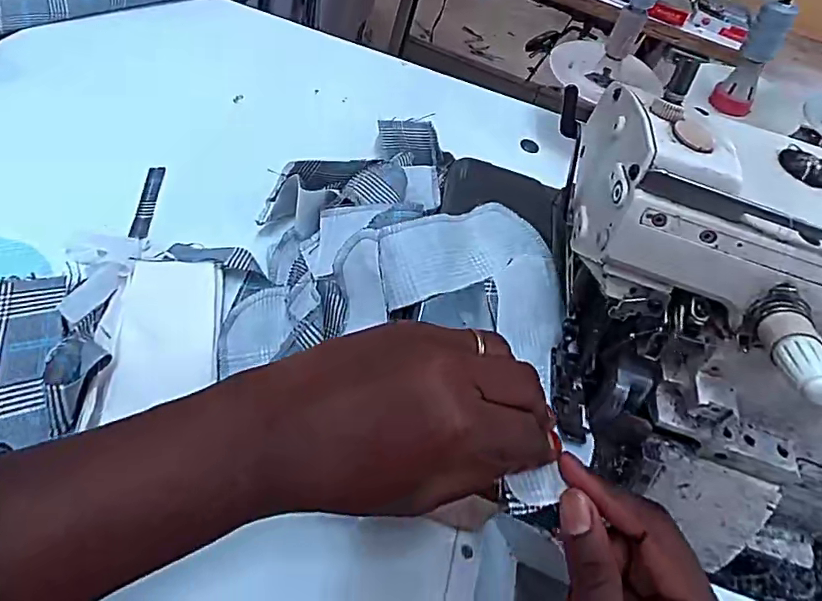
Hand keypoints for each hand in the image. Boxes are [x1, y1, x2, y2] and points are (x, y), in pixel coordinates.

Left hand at [227, 321, 558, 516]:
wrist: (282, 425)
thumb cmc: (331, 463)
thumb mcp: (417, 493)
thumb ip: (474, 478)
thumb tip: (506, 469)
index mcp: (456, 420)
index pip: (530, 434)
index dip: (539, 454)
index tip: (534, 460)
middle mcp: (448, 369)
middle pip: (526, 382)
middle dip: (532, 414)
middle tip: (521, 435)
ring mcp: (427, 341)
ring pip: (498, 348)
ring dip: (506, 379)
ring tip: (491, 406)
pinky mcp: (406, 328)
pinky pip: (460, 336)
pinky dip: (472, 359)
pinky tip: (455, 384)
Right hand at [558, 453, 714, 600]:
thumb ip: (593, 561)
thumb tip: (575, 500)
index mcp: (696, 597)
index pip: (653, 520)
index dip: (605, 490)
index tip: (569, 465)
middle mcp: (691, 593)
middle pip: (641, 531)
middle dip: (596, 517)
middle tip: (562, 503)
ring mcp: (674, 596)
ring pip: (631, 548)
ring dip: (595, 543)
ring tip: (570, 556)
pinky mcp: (656, 599)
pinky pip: (628, 568)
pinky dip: (600, 562)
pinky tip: (584, 575)